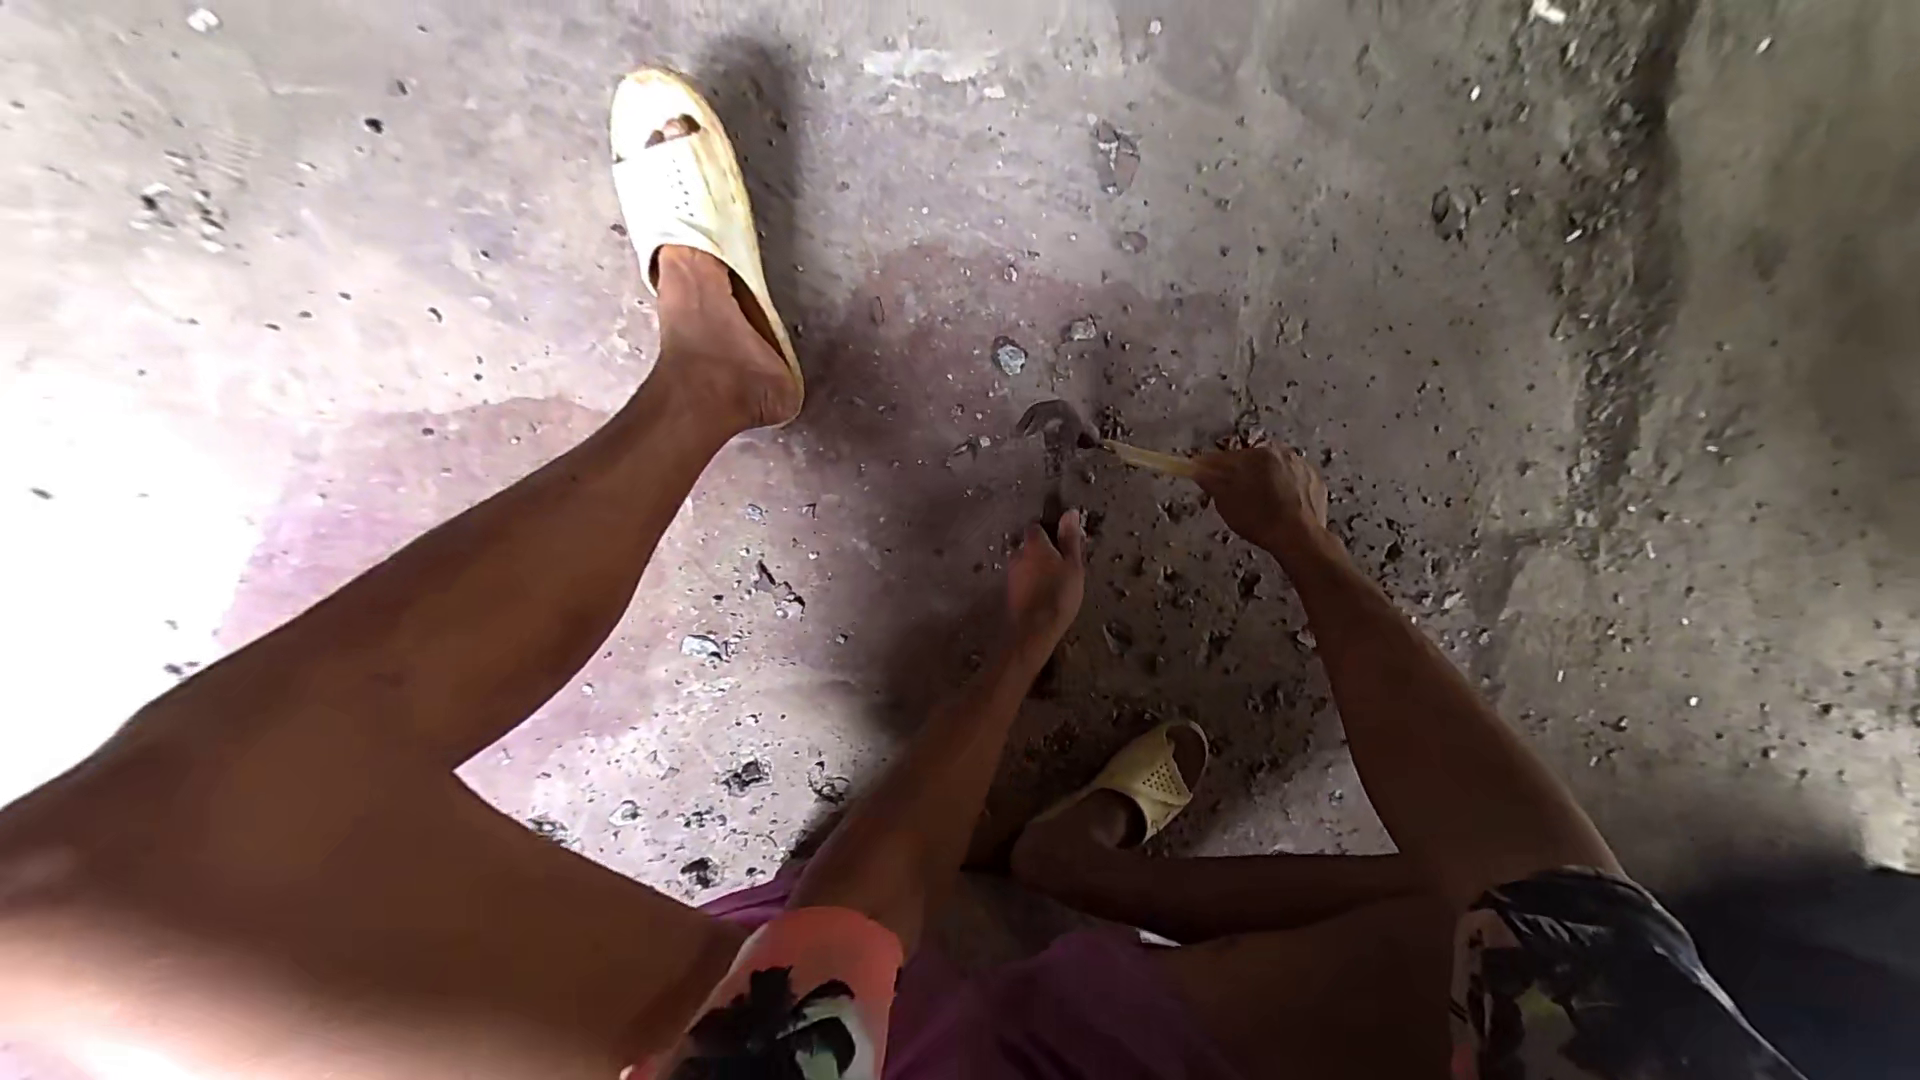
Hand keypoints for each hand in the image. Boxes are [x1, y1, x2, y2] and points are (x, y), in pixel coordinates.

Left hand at [1005, 510, 1085, 656]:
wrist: (1034, 628)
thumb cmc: (1059, 594)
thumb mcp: (1073, 565)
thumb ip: (1070, 539)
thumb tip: (1070, 513)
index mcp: (1034, 544)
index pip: (1035, 527)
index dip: (1048, 532)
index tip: (1060, 543)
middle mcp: (1017, 555)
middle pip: (1029, 546)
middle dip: (1041, 552)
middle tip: (1060, 566)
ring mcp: (1011, 574)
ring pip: (1024, 564)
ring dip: (1035, 569)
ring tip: (1053, 583)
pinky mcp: (1009, 591)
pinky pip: (1022, 580)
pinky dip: (1030, 583)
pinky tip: (1042, 595)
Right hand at [1193, 443, 1329, 552]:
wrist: (1299, 537)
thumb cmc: (1258, 518)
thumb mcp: (1225, 502)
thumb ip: (1210, 480)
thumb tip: (1197, 469)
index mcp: (1257, 454)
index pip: (1225, 457)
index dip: (1211, 468)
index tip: (1202, 475)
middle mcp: (1282, 453)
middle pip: (1252, 460)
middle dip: (1241, 473)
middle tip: (1234, 495)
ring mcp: (1302, 466)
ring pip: (1274, 469)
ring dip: (1264, 480)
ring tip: (1259, 503)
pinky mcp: (1315, 482)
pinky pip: (1293, 480)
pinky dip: (1284, 489)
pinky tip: (1280, 506)